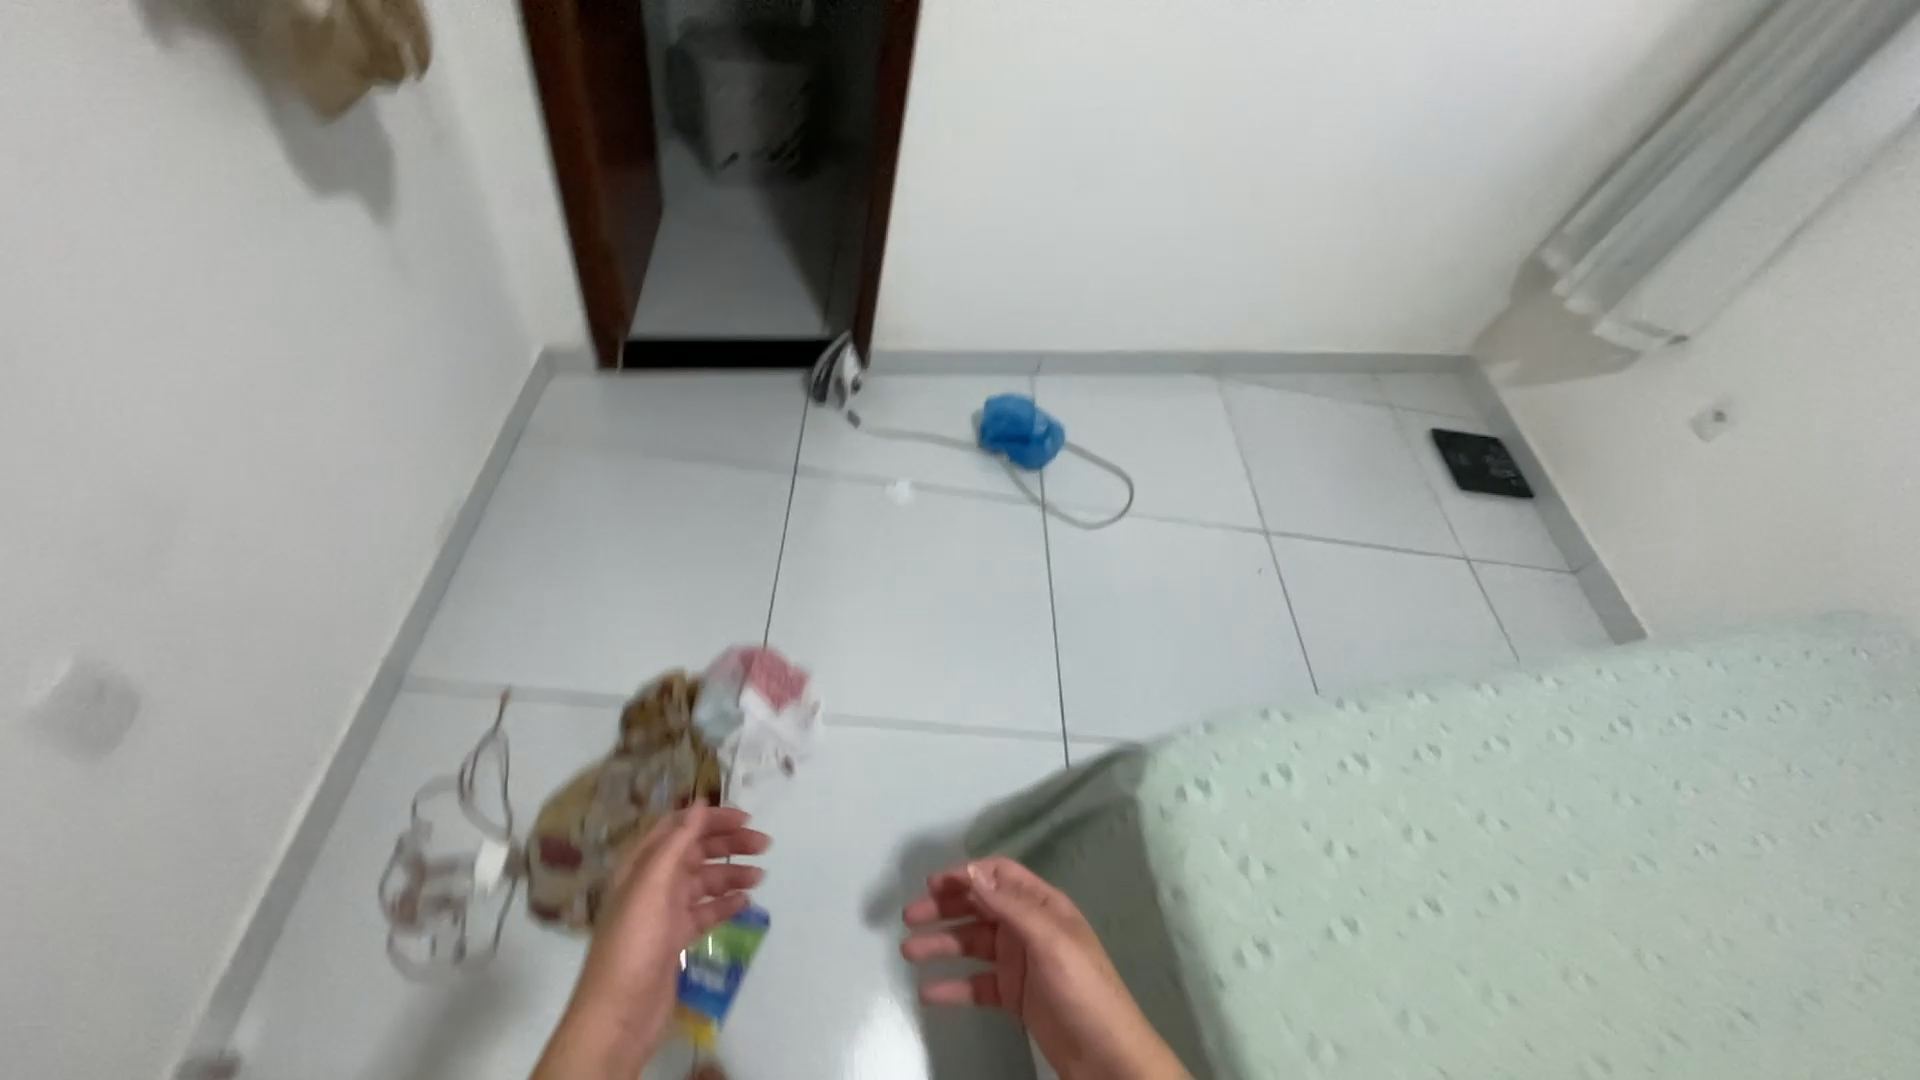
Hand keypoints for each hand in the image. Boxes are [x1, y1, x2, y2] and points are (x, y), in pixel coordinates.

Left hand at [535, 806, 769, 1079]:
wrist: (617, 1014)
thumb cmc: (633, 943)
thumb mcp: (652, 886)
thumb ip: (676, 843)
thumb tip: (699, 805)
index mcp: (641, 865)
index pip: (678, 827)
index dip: (710, 819)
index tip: (744, 818)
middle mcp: (653, 883)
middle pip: (695, 852)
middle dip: (728, 844)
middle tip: (764, 844)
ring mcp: (665, 912)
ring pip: (704, 881)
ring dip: (732, 874)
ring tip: (760, 876)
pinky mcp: (676, 938)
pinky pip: (706, 911)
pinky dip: (726, 903)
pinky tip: (746, 902)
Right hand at [900, 856, 1186, 1079]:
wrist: (1107, 1057)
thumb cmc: (1083, 989)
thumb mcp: (1049, 940)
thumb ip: (1010, 904)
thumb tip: (970, 870)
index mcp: (1043, 905)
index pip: (998, 876)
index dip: (965, 875)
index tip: (931, 884)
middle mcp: (1028, 927)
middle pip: (980, 907)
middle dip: (944, 908)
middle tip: (909, 917)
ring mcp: (1020, 962)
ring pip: (973, 944)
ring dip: (942, 944)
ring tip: (908, 951)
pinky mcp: (1014, 996)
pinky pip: (977, 984)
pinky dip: (953, 986)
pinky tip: (928, 992)